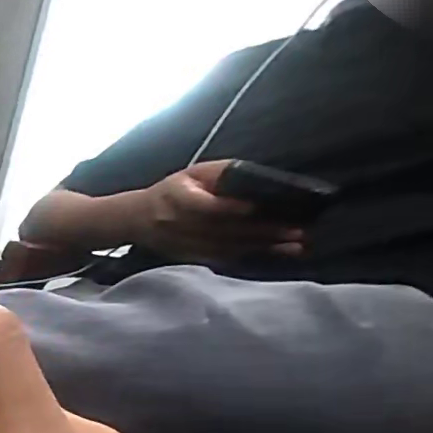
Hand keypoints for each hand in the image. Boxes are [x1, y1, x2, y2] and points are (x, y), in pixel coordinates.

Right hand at [129, 159, 302, 261]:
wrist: (135, 218)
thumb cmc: (171, 191)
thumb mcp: (191, 175)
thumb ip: (221, 175)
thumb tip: (259, 179)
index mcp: (175, 197)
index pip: (202, 205)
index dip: (228, 207)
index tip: (255, 208)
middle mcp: (176, 223)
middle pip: (221, 229)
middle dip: (260, 231)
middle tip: (296, 231)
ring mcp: (181, 242)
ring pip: (224, 246)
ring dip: (260, 246)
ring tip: (295, 245)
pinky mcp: (186, 255)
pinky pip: (219, 257)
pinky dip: (247, 255)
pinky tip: (272, 253)